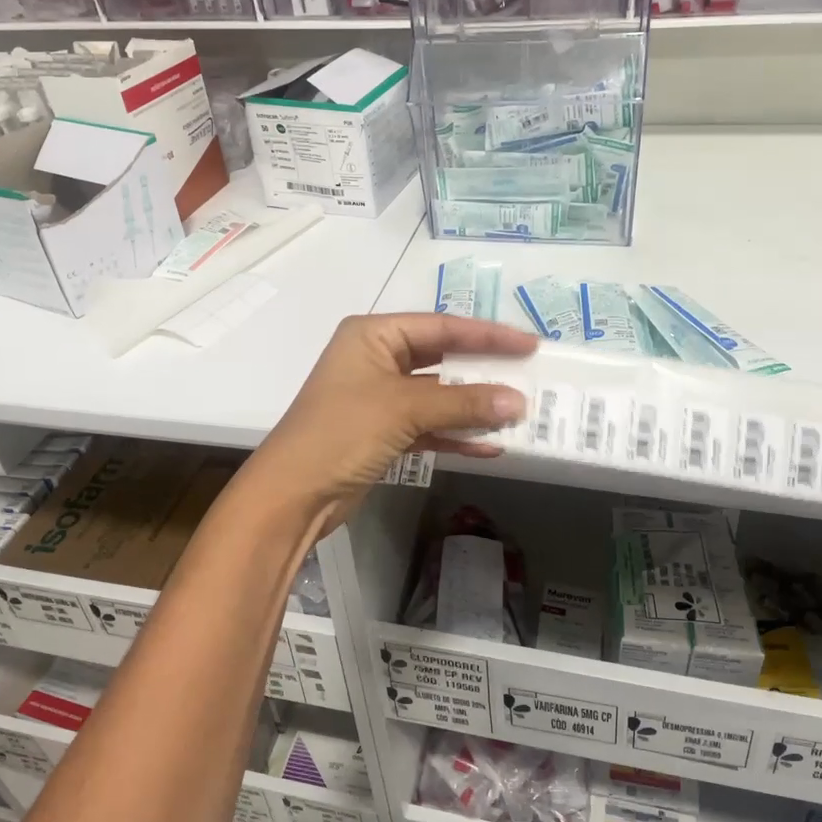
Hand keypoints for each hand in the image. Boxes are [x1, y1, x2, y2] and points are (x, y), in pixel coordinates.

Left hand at [247, 314, 535, 527]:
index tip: (529, 344)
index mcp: (373, 335)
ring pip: (437, 396)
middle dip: (483, 371)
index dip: (487, 335)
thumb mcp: (404, 409)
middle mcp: (375, 359)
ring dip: (473, 406)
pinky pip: (428, 427)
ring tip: (518, 413)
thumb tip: (518, 402)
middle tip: (529, 376)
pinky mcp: (382, 434)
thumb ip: (462, 403)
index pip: (440, 326)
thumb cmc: (342, 432)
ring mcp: (378, 398)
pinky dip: (455, 435)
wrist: (292, 495)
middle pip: (441, 358)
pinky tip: (490, 446)